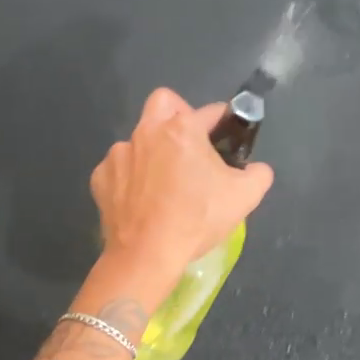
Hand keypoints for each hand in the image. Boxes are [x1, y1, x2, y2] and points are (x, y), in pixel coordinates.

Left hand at [90, 87, 274, 276]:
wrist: (146, 255)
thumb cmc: (197, 220)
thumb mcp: (245, 197)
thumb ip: (258, 174)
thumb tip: (256, 169)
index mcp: (182, 128)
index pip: (210, 111)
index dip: (224, 124)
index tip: (227, 140)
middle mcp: (147, 131)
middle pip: (164, 104)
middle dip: (178, 116)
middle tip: (190, 147)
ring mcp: (119, 154)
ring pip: (139, 140)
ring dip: (152, 153)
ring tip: (164, 186)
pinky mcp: (101, 177)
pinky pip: (119, 169)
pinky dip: (130, 180)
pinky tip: (141, 202)